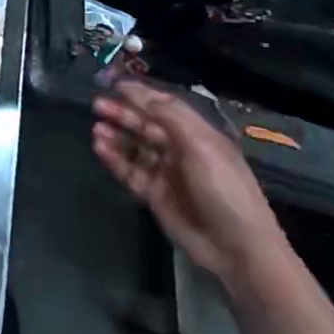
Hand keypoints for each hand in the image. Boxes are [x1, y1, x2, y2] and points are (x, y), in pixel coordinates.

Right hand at [92, 78, 286, 283]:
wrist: (237, 249)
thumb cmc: (224, 189)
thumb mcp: (202, 146)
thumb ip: (170, 116)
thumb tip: (140, 92)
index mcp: (197, 133)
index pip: (164, 106)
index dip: (141, 95)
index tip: (114, 84)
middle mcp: (179, 149)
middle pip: (146, 125)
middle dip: (123, 114)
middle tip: (97, 105)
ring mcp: (166, 172)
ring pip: (134, 147)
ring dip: (116, 136)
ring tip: (96, 129)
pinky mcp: (153, 194)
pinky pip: (129, 171)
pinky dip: (114, 159)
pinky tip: (100, 148)